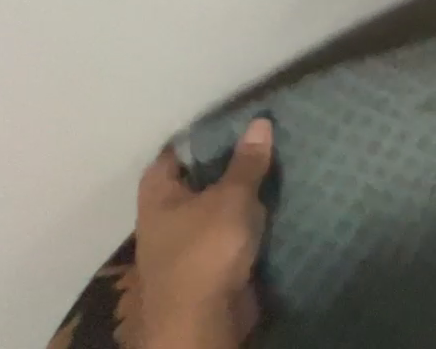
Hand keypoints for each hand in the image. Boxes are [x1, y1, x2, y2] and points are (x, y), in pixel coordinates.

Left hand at [134, 118, 273, 348]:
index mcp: (159, 201)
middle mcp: (167, 218)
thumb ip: (247, 162)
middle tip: (262, 135)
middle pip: (194, 180)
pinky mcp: (211, 257)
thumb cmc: (207, 249)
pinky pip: (231, 223)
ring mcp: (187, 240)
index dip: (195, 139)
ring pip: (215, 202)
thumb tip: (259, 122)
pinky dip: (249, 210)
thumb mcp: (232, 197)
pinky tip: (275, 197)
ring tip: (276, 161)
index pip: (169, 159)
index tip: (228, 120)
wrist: (204, 315)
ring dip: (241, 186)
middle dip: (225, 160)